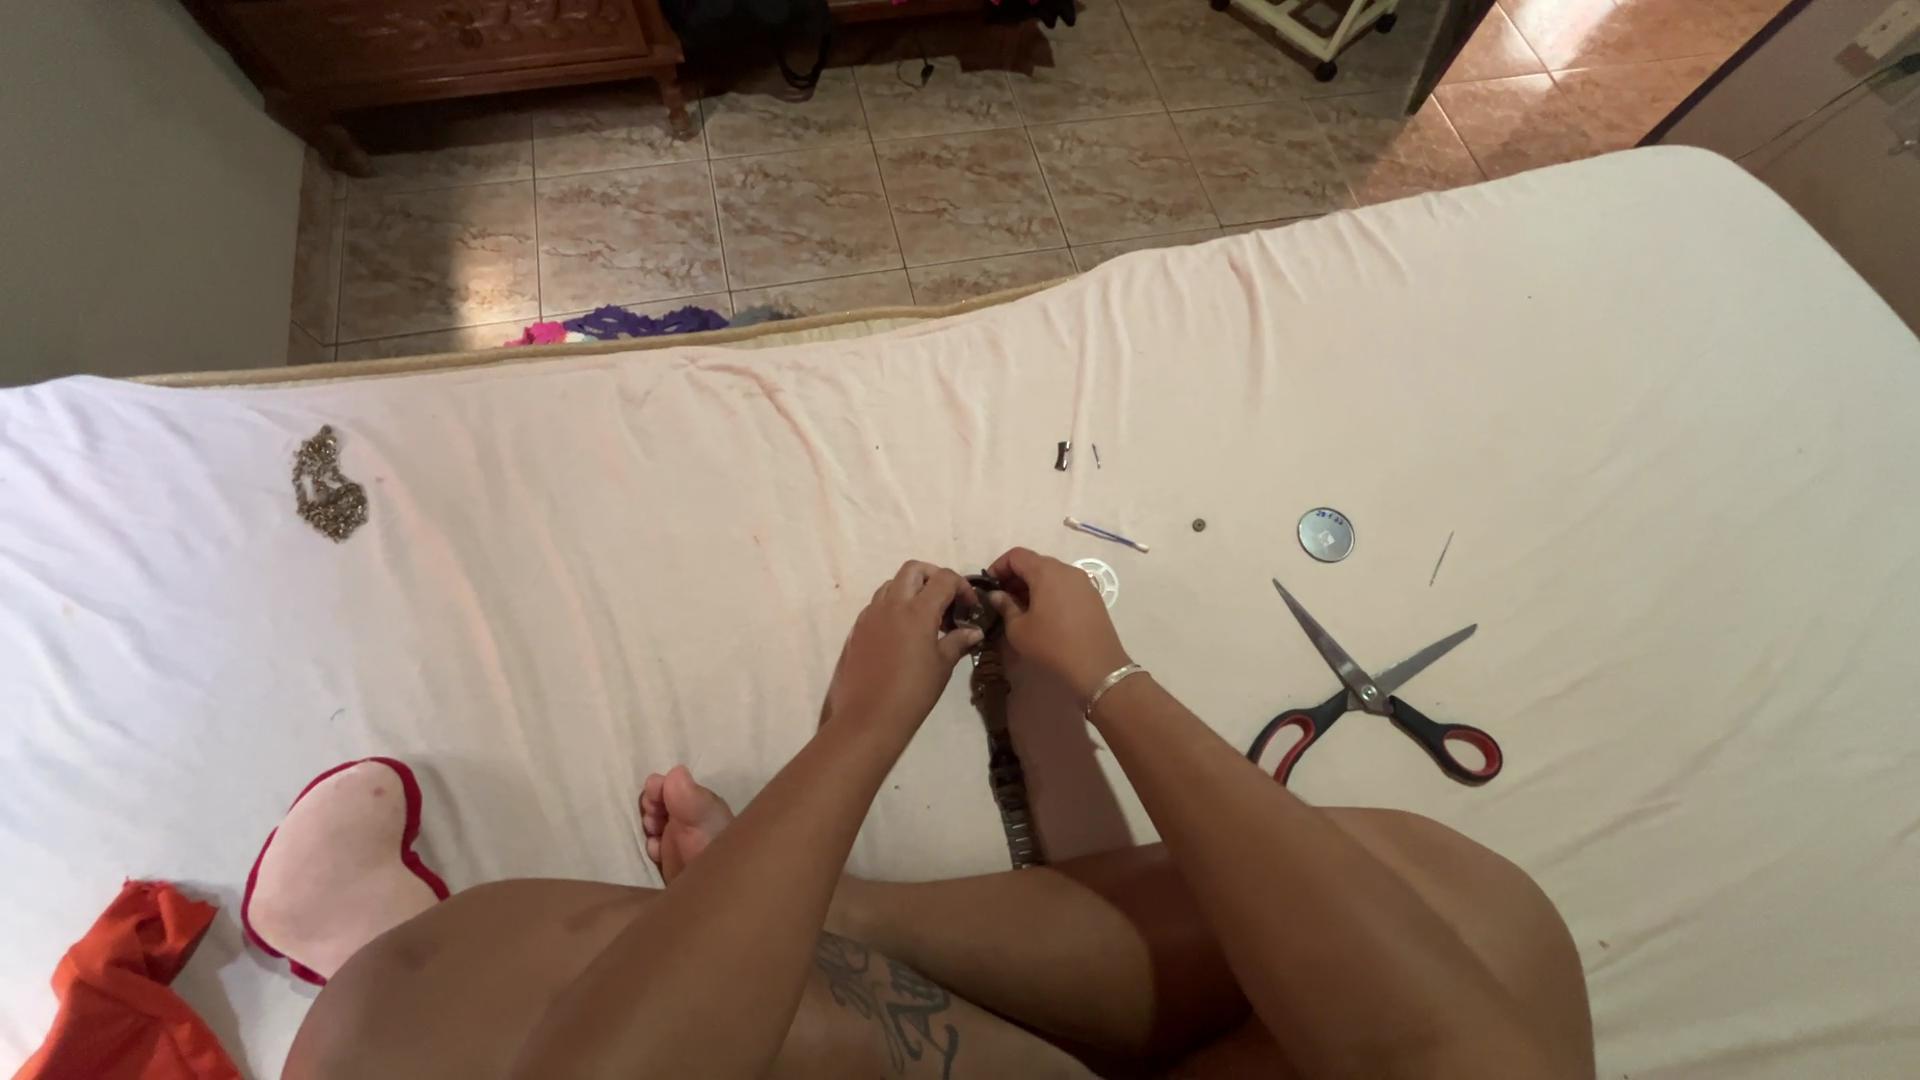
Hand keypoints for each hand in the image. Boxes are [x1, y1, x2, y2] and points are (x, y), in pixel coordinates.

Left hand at [823, 561, 982, 730]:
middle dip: (933, 576)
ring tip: (924, 616)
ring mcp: (870, 614)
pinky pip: (877, 604)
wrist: (867, 717)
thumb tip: (973, 631)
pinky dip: (893, 606)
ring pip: (892, 584)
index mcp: (917, 610)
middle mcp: (891, 604)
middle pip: (913, 569)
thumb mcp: (941, 666)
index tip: (968, 607)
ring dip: (911, 589)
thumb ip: (957, 642)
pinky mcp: (857, 629)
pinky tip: (902, 633)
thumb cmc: (912, 693)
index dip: (962, 587)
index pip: (944, 579)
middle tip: (946, 600)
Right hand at [986, 547, 1132, 699]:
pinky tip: (1045, 614)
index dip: (998, 567)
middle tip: (1003, 599)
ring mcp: (1083, 582)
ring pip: (1052, 574)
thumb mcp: (1019, 629)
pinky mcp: (1093, 596)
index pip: (1016, 555)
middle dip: (1015, 577)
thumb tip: (997, 595)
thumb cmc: (1052, 645)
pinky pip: (1065, 585)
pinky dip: (1050, 592)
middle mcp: (1067, 569)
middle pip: (1035, 562)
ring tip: (1022, 608)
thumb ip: (1005, 606)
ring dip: (1033, 585)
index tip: (989, 587)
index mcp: (1046, 571)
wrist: (1098, 667)